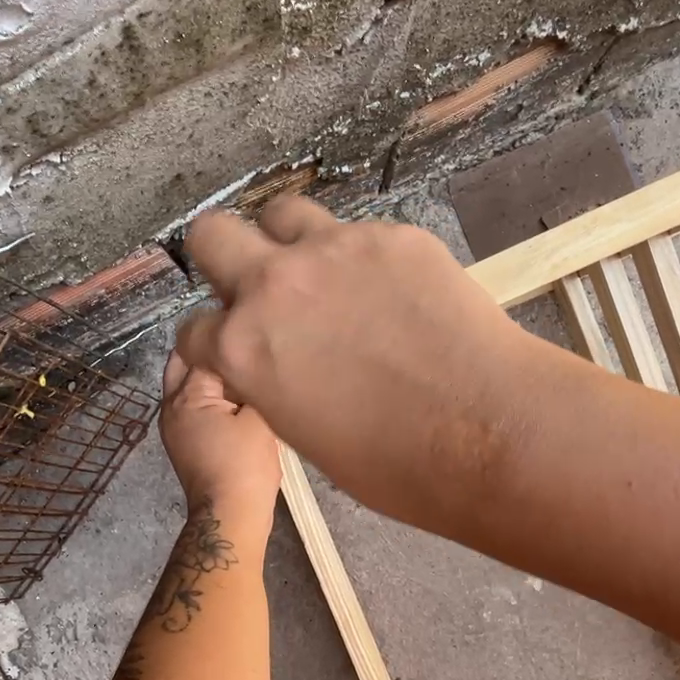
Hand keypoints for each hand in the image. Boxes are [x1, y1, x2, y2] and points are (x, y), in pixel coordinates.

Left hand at [159, 351, 279, 519]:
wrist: (230, 515)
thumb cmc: (245, 465)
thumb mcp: (258, 417)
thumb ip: (251, 384)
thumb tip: (249, 365)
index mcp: (186, 395)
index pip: (205, 350)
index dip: (228, 338)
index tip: (248, 329)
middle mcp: (170, 407)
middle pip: (183, 364)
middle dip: (207, 351)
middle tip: (239, 344)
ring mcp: (172, 428)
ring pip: (186, 388)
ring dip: (207, 376)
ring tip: (242, 370)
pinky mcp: (182, 445)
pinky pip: (192, 409)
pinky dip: (208, 398)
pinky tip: (236, 400)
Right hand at [175, 195, 543, 534]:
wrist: (487, 431)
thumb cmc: (394, 464)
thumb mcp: (305, 434)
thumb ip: (274, 381)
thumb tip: (283, 363)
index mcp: (242, 349)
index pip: (192, 329)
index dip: (212, 342)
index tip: (234, 349)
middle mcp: (273, 286)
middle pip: (212, 235)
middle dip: (222, 259)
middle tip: (256, 287)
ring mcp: (333, 250)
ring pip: (284, 214)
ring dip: (290, 243)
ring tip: (325, 277)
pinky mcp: (392, 236)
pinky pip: (358, 234)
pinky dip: (362, 259)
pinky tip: (394, 294)